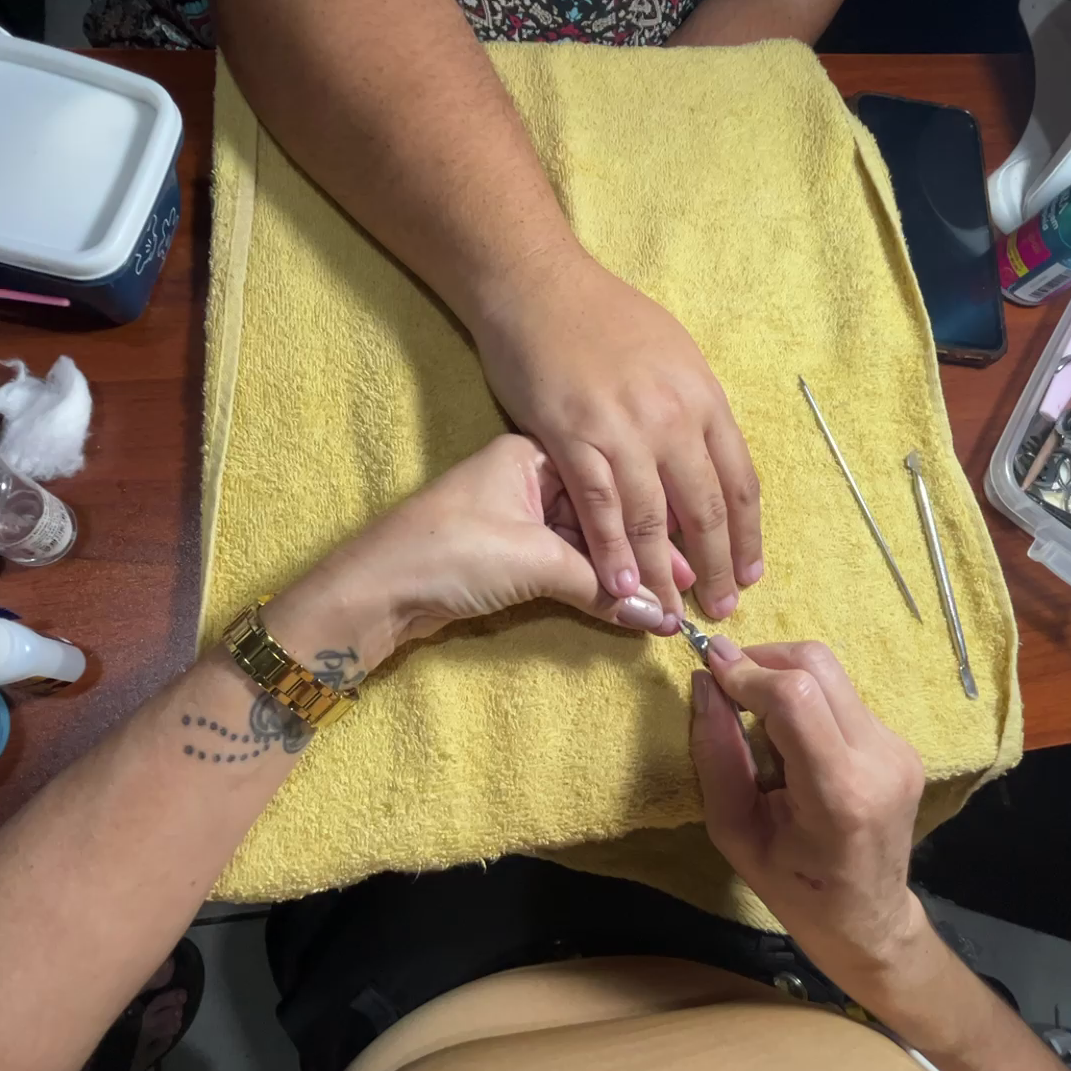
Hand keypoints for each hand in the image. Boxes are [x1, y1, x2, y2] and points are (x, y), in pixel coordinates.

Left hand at [282, 435, 695, 666]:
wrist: (376, 590)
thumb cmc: (451, 551)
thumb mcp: (531, 560)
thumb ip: (599, 587)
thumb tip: (658, 615)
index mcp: (534, 455)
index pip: (610, 479)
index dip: (652, 520)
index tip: (694, 555)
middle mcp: (532, 478)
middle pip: (604, 512)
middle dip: (645, 551)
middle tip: (692, 584)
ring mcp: (520, 516)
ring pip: (588, 542)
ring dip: (624, 572)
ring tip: (670, 597)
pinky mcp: (510, 551)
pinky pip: (567, 563)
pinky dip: (595, 584)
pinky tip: (628, 602)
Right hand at [468, 251, 762, 621]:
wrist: (538, 286)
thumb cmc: (603, 316)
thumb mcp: (670, 353)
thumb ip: (689, 409)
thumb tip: (702, 458)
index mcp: (702, 397)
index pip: (739, 481)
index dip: (747, 535)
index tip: (751, 572)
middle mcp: (671, 417)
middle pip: (706, 508)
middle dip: (717, 566)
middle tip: (721, 608)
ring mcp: (621, 429)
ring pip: (653, 518)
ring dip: (665, 572)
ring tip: (673, 612)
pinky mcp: (572, 438)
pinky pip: (598, 507)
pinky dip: (611, 552)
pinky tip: (621, 587)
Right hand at [689, 637, 928, 977]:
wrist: (867, 918)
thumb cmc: (791, 885)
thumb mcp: (732, 829)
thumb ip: (716, 753)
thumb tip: (703, 682)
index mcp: (839, 793)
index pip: (795, 696)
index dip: (745, 671)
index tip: (707, 667)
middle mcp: (879, 759)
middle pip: (816, 665)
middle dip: (761, 658)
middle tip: (727, 683)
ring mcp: (896, 747)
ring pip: (829, 670)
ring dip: (780, 674)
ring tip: (754, 713)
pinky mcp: (899, 741)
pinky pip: (839, 692)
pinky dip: (802, 694)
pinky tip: (787, 734)